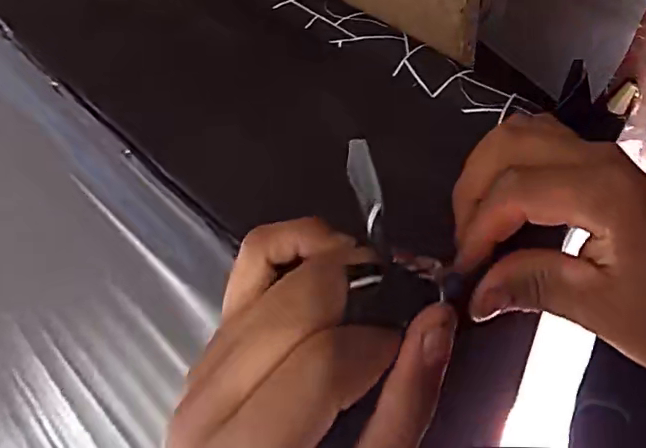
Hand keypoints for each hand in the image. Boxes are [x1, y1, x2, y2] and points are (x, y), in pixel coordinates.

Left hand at [167, 218, 456, 447]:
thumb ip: (405, 405)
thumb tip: (436, 320)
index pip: (321, 362)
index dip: (382, 342)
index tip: (414, 342)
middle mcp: (211, 400)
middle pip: (299, 300)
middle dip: (366, 286)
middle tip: (402, 304)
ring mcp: (209, 359)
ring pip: (277, 266)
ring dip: (340, 261)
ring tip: (374, 286)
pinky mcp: (218, 334)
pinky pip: (255, 256)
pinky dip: (300, 240)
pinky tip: (336, 255)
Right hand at [451, 113, 645, 370]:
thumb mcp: (602, 309)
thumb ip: (534, 284)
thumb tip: (475, 291)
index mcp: (601, 189)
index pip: (516, 188)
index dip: (478, 228)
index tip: (462, 272)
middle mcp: (596, 155)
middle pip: (511, 142)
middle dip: (474, 188)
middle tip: (464, 243)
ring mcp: (599, 152)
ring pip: (523, 131)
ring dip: (489, 169)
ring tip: (477, 223)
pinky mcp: (600, 161)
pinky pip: (540, 140)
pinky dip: (510, 163)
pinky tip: (505, 203)